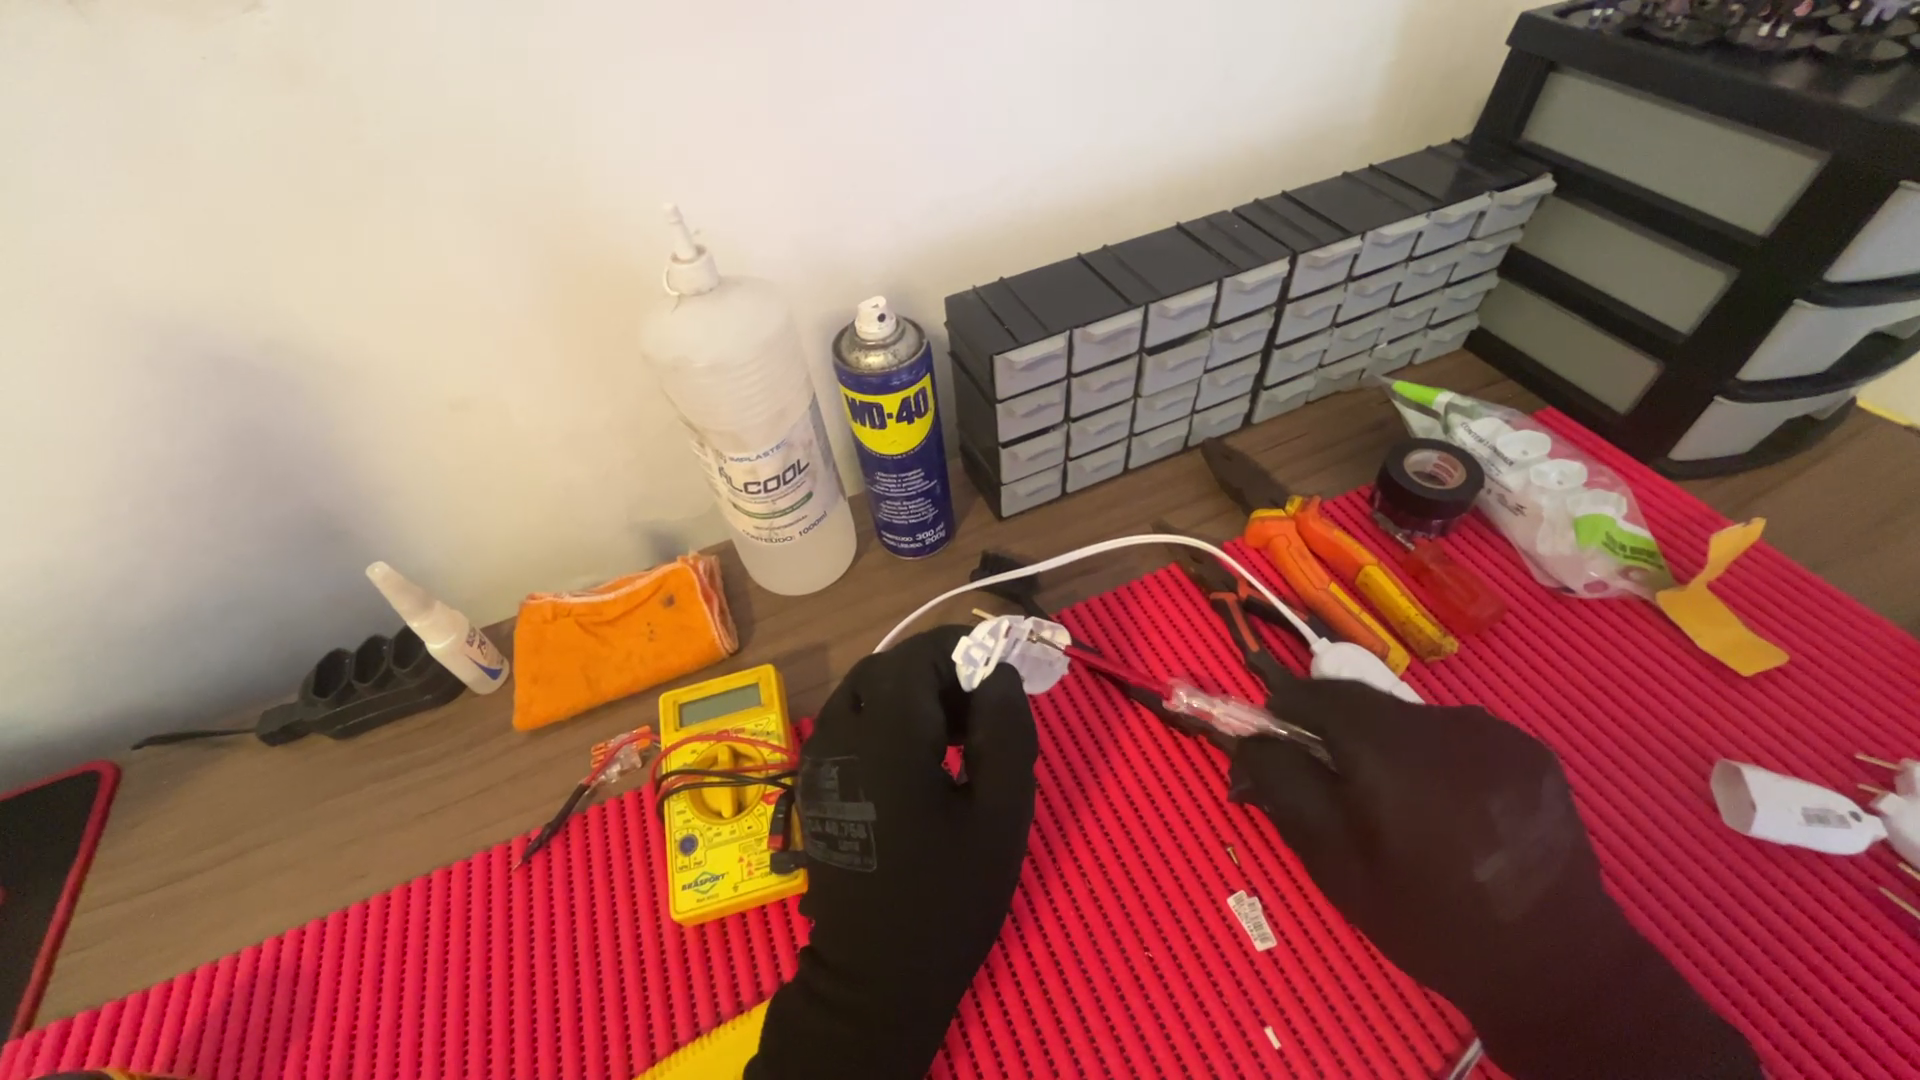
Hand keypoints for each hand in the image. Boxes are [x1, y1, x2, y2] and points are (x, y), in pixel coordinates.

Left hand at [748, 626, 1037, 1079]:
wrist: (876, 977)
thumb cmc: (949, 898)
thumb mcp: (1002, 814)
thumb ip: (1006, 731)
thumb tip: (1000, 673)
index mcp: (886, 739)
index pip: (918, 657)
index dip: (961, 651)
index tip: (1000, 675)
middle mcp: (841, 736)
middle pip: (887, 668)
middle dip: (937, 671)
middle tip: (982, 707)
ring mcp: (820, 759)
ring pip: (864, 690)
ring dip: (911, 692)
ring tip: (957, 732)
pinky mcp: (816, 782)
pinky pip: (850, 721)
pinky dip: (887, 717)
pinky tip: (921, 759)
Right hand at [1231, 677, 1759, 1079]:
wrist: (1558, 971)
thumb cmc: (1426, 920)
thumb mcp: (1332, 862)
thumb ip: (1282, 785)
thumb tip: (1249, 738)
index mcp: (1392, 751)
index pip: (1316, 694)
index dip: (1285, 712)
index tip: (1276, 745)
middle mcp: (1447, 724)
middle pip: (1363, 704)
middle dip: (1334, 734)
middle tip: (1333, 790)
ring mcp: (1497, 733)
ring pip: (1408, 719)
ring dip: (1385, 746)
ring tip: (1398, 807)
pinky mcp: (1531, 750)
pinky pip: (1456, 737)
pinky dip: (1433, 759)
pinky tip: (1449, 809)